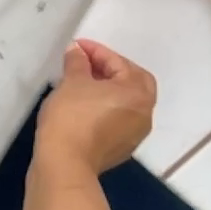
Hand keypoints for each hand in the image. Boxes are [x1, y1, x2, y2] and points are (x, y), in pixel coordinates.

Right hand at [34, 39, 156, 174]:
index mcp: (137, 92)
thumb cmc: (71, 116)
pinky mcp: (122, 149)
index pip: (119, 63)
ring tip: (85, 83)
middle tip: (87, 63)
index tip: (76, 47)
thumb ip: (77, 62)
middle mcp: (145, 112)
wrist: (65, 162)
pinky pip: (119, 119)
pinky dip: (107, 108)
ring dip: (110, 89)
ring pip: (128, 102)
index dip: (96, 51)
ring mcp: (135, 133)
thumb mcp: (71, 82)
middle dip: (112, 69)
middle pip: (134, 81)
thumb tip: (77, 51)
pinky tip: (86, 106)